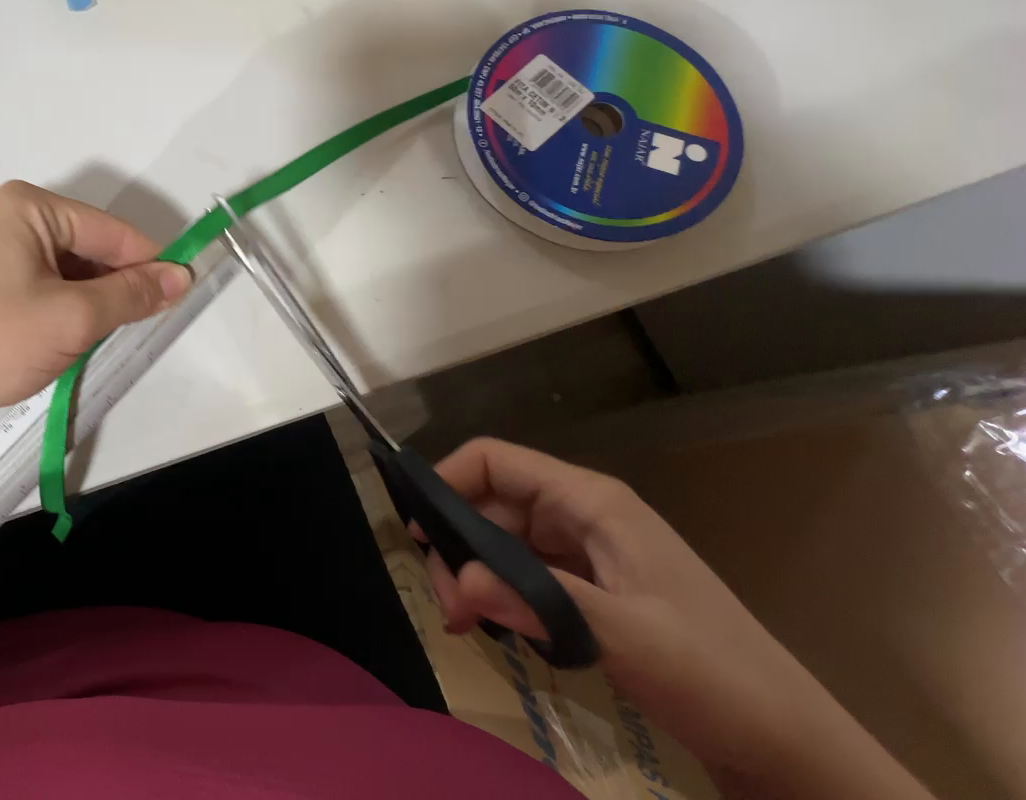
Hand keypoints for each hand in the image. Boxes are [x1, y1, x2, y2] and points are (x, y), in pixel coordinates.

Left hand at [0, 181, 191, 425]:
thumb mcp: (73, 317)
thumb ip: (131, 294)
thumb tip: (181, 276)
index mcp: (26, 205)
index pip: (108, 229)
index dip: (149, 262)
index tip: (182, 293)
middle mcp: (4, 216)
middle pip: (86, 246)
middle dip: (114, 285)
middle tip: (139, 325)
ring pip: (63, 269)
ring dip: (87, 301)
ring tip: (97, 338)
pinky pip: (37, 285)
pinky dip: (60, 308)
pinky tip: (66, 339)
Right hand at [422, 438, 930, 798]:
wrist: (787, 741)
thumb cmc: (717, 674)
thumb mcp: (630, 637)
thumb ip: (541, 603)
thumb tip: (460, 581)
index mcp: (593, 503)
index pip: (495, 461)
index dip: (446, 481)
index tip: (416, 535)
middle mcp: (583, 516)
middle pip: (489, 504)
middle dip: (455, 545)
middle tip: (450, 608)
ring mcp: (586, 553)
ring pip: (500, 542)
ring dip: (472, 575)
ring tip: (466, 624)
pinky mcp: (588, 589)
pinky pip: (521, 575)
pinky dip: (497, 596)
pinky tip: (496, 630)